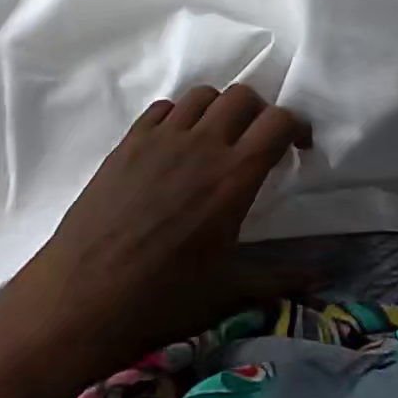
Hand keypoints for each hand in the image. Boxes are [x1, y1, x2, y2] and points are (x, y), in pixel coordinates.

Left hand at [0, 85, 310, 396]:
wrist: (78, 302)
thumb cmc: (161, 299)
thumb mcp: (228, 291)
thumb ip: (280, 278)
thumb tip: (319, 279)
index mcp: (234, 177)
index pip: (279, 122)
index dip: (297, 126)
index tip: (298, 147)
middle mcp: (201, 145)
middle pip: (243, 96)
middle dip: (261, 111)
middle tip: (259, 141)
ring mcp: (160, 140)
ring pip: (202, 95)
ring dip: (220, 109)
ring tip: (218, 138)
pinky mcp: (127, 144)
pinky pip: (162, 109)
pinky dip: (179, 117)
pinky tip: (176, 145)